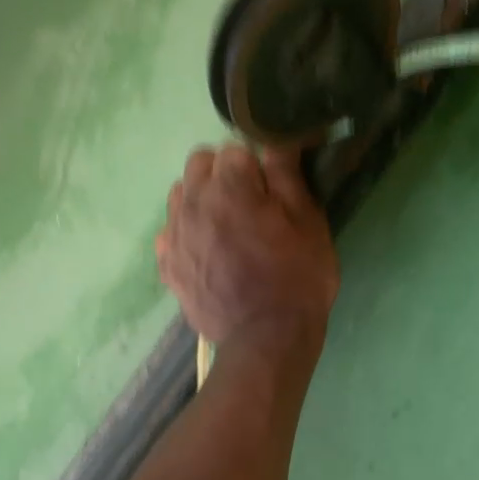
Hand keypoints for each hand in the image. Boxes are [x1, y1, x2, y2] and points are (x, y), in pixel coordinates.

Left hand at [157, 145, 338, 345]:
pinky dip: (189, 234)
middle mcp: (192, 202)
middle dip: (224, 174)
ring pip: (181, 195)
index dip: (259, 167)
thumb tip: (275, 140)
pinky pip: (171, 232)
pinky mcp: (169, 266)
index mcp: (229, 186)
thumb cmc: (298, 278)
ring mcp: (175, 235)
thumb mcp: (310, 223)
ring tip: (230, 229)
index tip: (276, 190)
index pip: (235, 149)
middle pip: (199, 164)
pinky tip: (211, 253)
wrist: (267, 340)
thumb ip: (287, 176)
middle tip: (253, 204)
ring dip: (203, 201)